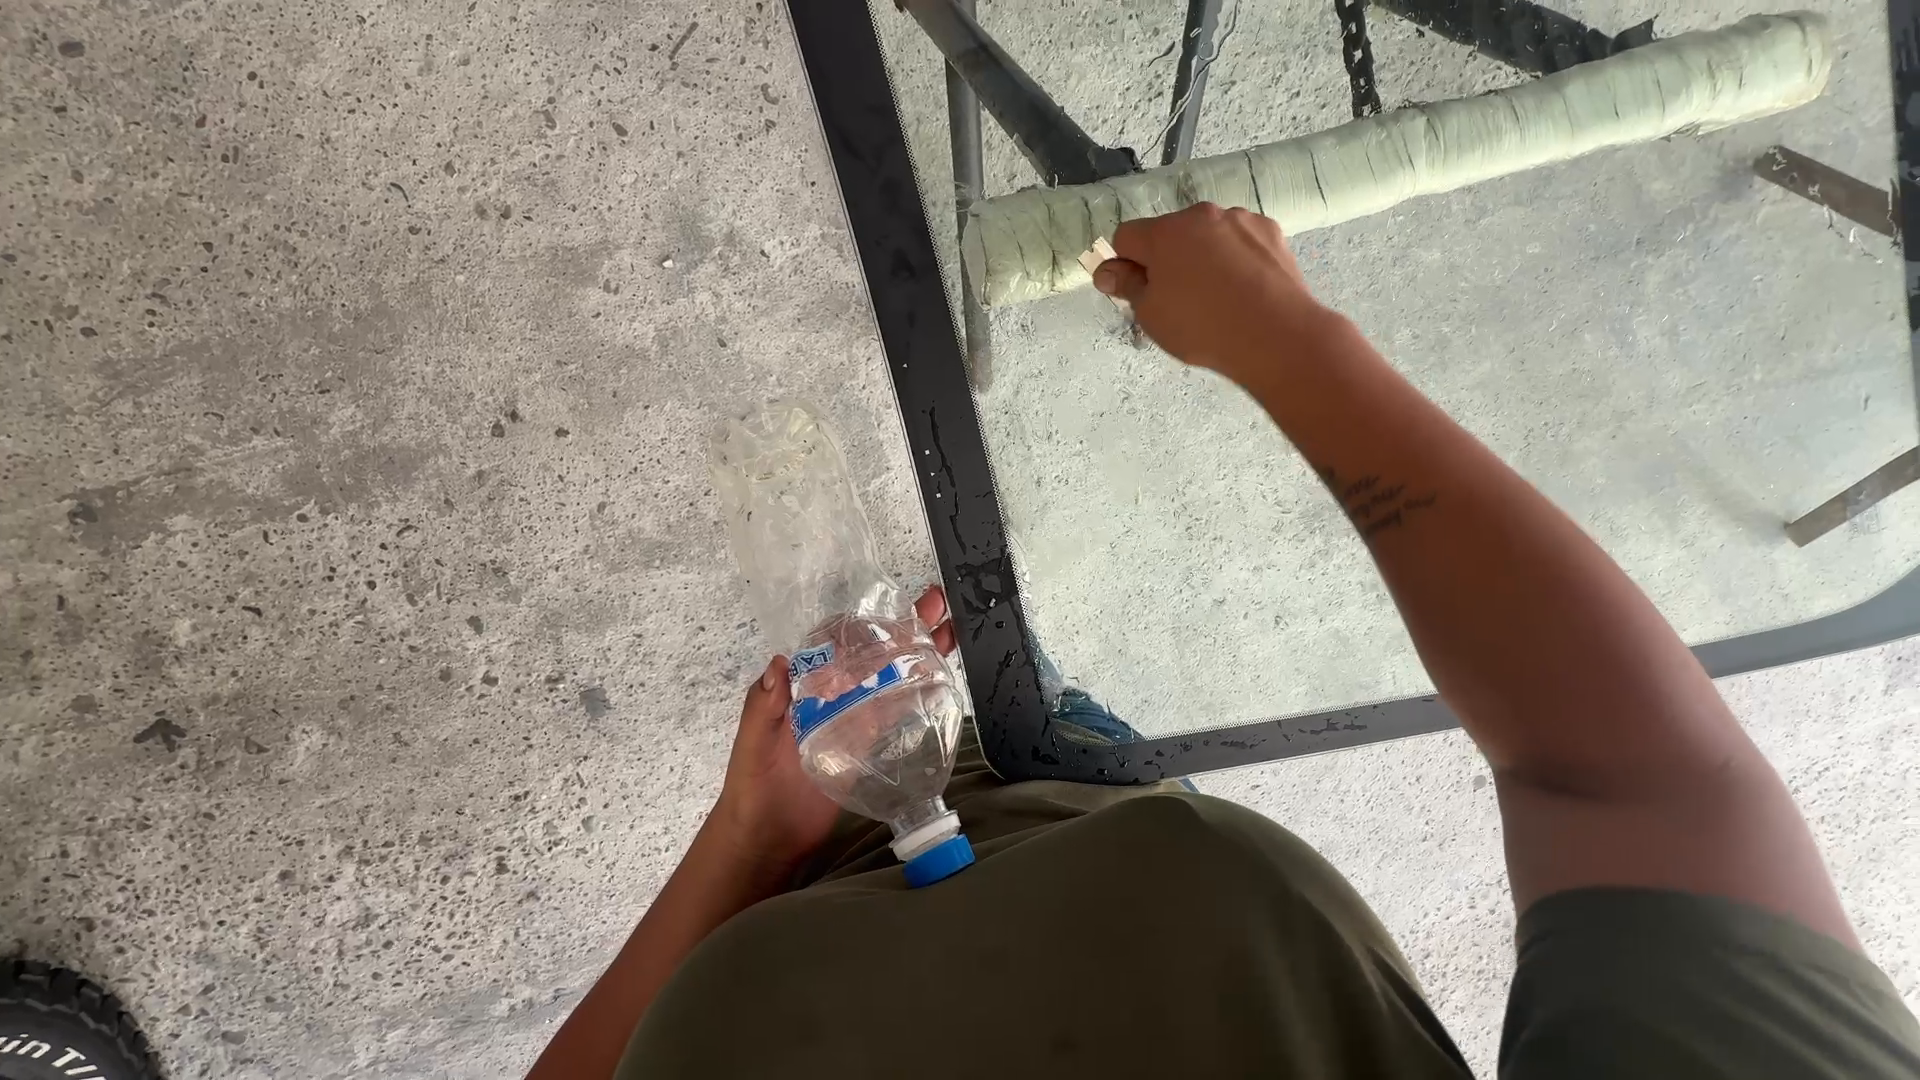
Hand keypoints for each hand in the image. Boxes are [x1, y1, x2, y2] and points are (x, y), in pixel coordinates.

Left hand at [711, 586, 958, 876]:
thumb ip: (763, 706)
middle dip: (902, 626)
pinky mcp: (870, 741)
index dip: (861, 621)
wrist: (770, 837)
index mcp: (802, 684)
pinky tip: (943, 674)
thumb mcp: (752, 742)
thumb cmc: (753, 785)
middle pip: (870, 652)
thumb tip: (779, 661)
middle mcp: (831, 692)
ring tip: (950, 629)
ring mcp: (853, 715)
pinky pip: (896, 709)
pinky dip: (919, 689)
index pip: (834, 641)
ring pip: (889, 674)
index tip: (889, 606)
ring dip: (917, 651)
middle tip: (936, 603)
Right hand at [1093, 203, 1334, 386]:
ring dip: (1201, 257)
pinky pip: (1238, 241)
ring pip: (1206, 235)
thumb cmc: (1202, 327)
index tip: (1135, 292)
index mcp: (1165, 233)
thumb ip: (1126, 286)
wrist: (1275, 334)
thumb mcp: (1150, 314)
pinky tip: (1242, 290)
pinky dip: (1233, 259)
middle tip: (1176, 301)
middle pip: (1168, 234)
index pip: (1126, 237)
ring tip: (1214, 298)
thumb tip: (1106, 270)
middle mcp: (1201, 215)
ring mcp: (1239, 219)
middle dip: (1165, 260)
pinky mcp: (1269, 231)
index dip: (1124, 264)